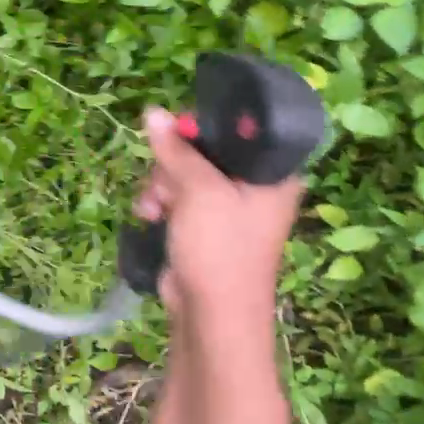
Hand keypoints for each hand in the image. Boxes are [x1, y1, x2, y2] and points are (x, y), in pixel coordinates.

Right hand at [134, 107, 302, 322]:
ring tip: (154, 208)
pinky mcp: (202, 226)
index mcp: (274, 174)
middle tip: (167, 185)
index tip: (175, 136)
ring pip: (182, 175)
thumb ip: (177, 151)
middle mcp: (254, 186)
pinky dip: (158, 204)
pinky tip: (149, 216)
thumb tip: (153, 113)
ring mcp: (227, 208)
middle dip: (172, 165)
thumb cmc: (220, 248)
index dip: (205, 128)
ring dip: (159, 187)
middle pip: (203, 152)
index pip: (241, 130)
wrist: (212, 310)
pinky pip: (174, 198)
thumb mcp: (199, 191)